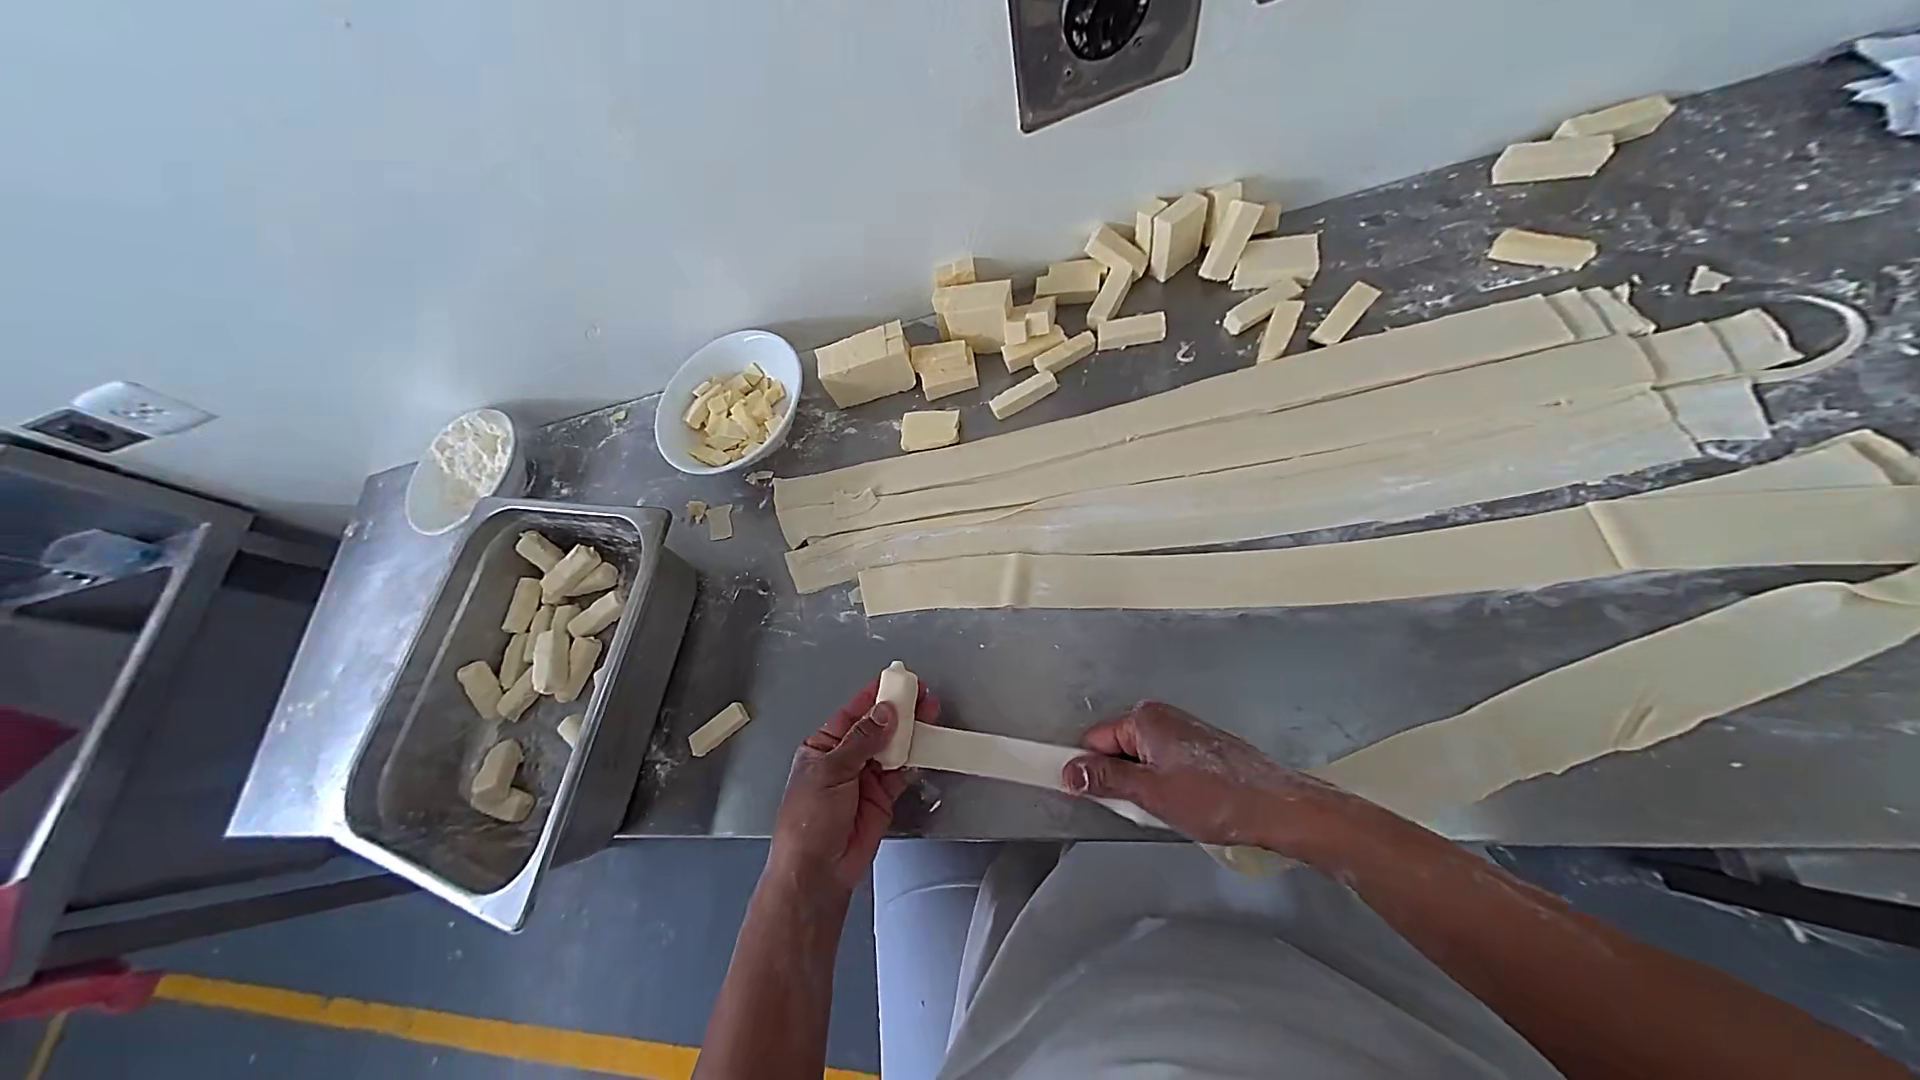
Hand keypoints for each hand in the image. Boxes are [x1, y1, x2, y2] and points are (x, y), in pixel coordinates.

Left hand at [769, 678, 939, 894]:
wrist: (818, 873)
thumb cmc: (809, 820)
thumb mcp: (830, 773)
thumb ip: (861, 741)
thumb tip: (885, 711)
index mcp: (824, 746)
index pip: (853, 713)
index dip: (875, 696)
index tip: (898, 681)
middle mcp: (846, 757)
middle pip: (877, 727)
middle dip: (899, 711)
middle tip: (923, 695)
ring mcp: (866, 777)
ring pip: (893, 746)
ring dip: (911, 731)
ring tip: (931, 714)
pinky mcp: (883, 796)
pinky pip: (902, 770)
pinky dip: (915, 758)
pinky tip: (927, 744)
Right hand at [1063, 701, 1363, 853]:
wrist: (1279, 809)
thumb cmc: (1215, 799)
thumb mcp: (1151, 794)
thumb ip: (1105, 779)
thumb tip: (1069, 770)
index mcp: (1145, 719)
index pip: (1095, 739)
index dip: (1089, 769)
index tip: (1087, 795)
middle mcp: (1163, 716)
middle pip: (1118, 748)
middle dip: (1120, 778)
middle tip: (1137, 807)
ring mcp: (1184, 731)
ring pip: (1143, 759)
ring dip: (1144, 784)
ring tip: (1166, 808)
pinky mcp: (1201, 748)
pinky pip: (1165, 762)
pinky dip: (1165, 782)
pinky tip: (1184, 804)